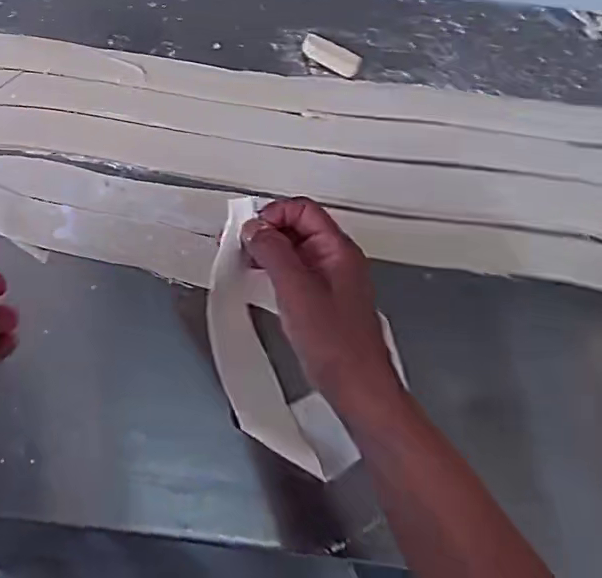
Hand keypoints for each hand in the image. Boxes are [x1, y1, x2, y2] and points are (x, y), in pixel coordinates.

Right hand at [241, 198, 399, 410]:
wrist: (359, 391)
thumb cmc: (341, 348)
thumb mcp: (296, 290)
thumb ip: (273, 252)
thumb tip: (255, 229)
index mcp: (338, 250)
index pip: (303, 210)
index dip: (273, 214)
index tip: (250, 229)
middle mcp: (337, 261)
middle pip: (297, 226)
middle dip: (266, 230)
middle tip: (242, 242)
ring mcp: (331, 281)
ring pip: (294, 249)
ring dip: (267, 251)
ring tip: (245, 260)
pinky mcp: (321, 301)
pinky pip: (293, 272)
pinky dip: (273, 271)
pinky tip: (259, 283)